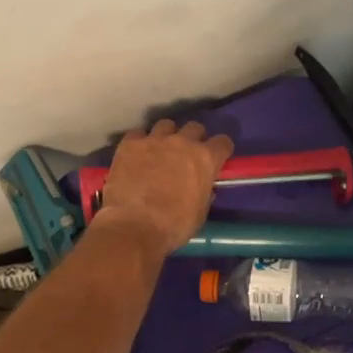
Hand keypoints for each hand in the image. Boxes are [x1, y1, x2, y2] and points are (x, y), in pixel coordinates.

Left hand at [94, 119, 232, 258]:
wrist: (134, 226)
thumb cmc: (174, 225)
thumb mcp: (200, 213)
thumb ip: (204, 193)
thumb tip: (203, 188)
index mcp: (205, 159)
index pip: (223, 142)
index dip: (220, 150)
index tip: (216, 159)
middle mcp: (182, 142)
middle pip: (194, 128)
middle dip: (194, 139)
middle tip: (187, 155)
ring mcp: (154, 140)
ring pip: (166, 125)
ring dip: (167, 136)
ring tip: (160, 151)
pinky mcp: (129, 144)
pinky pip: (138, 134)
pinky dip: (140, 143)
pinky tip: (137, 156)